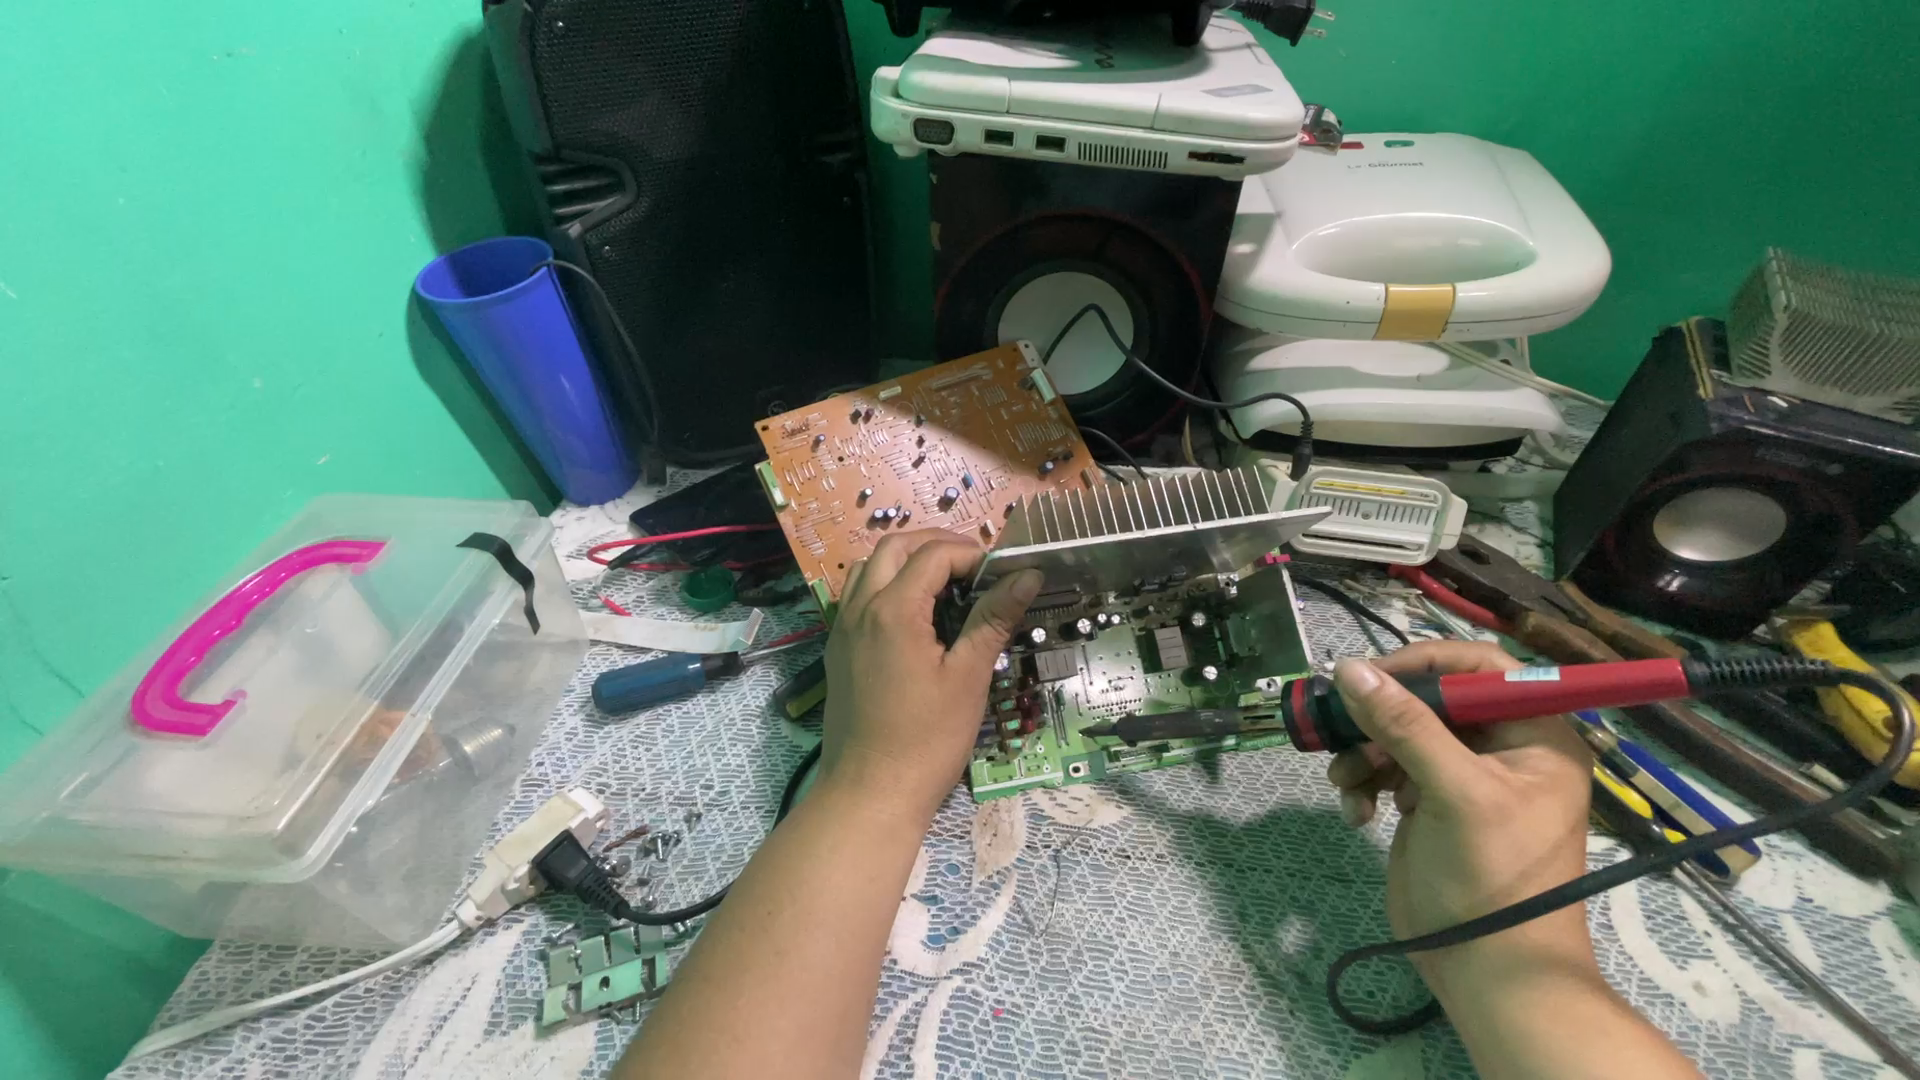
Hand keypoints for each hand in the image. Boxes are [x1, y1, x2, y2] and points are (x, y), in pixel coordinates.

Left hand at [819, 532, 1042, 822]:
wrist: (869, 793)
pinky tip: (912, 615)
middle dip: (936, 546)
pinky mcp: (837, 649)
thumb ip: (993, 618)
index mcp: (893, 610)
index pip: (933, 555)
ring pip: (868, 567)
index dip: (972, 555)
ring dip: (904, 561)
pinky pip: (856, 596)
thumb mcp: (969, 677)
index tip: (1002, 574)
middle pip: (894, 547)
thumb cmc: (927, 739)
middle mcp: (860, 608)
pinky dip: (883, 585)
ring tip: (942, 584)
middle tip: (974, 568)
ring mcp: (842, 628)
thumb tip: (1028, 575)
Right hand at [1325, 641, 1595, 1002]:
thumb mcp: (1453, 793)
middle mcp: (1499, 749)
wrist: (1487, 971)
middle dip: (1380, 717)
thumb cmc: (1492, 875)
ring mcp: (1460, 777)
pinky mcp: (1428, 803)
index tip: (1374, 675)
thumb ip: (1403, 725)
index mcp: (1532, 736)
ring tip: (1346, 783)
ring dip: (1362, 754)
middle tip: (1340, 724)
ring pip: (1397, 734)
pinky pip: (1385, 770)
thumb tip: (1348, 668)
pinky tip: (1356, 814)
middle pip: (1429, 699)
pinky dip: (1362, 785)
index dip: (1427, 662)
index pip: (1481, 667)